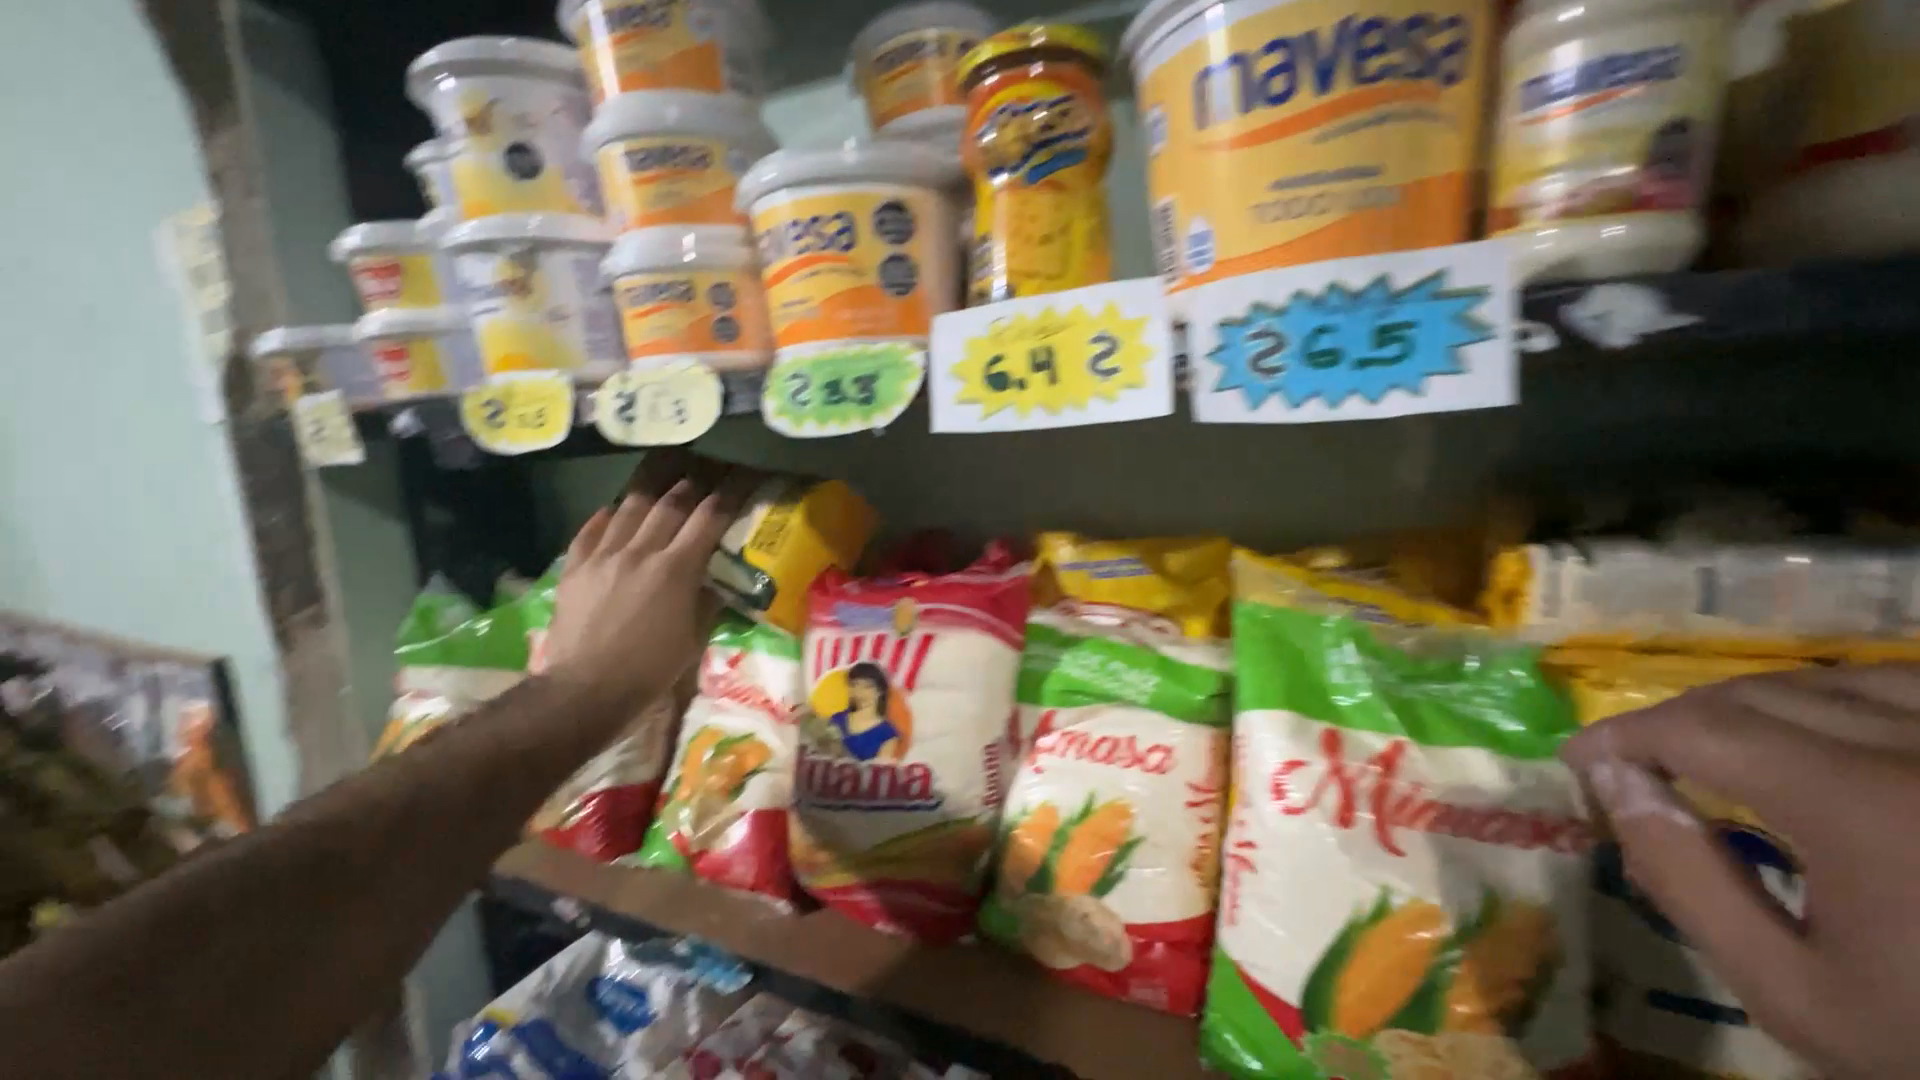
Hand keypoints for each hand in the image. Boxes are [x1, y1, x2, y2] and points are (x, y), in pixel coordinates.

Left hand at [541, 452, 752, 721]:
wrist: (585, 690)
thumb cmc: (649, 671)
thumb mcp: (692, 640)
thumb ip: (705, 603)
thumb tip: (709, 584)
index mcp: (676, 571)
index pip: (708, 519)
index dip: (728, 495)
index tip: (741, 476)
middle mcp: (641, 553)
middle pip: (669, 505)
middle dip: (691, 485)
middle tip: (703, 471)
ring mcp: (604, 557)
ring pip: (629, 509)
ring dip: (650, 491)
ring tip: (661, 478)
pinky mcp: (575, 568)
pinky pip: (590, 531)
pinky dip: (605, 517)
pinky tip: (612, 510)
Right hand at [1563, 664, 1919, 1078]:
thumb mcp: (1795, 992)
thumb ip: (1688, 882)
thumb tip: (1616, 786)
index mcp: (1862, 805)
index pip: (1699, 728)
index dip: (1622, 734)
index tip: (1576, 759)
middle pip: (1760, 693)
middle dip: (1677, 720)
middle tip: (1634, 761)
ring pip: (1835, 679)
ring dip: (1751, 707)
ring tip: (1711, 747)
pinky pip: (1910, 689)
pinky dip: (1837, 703)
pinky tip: (1816, 740)